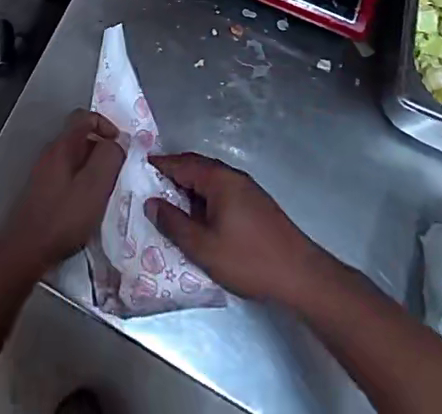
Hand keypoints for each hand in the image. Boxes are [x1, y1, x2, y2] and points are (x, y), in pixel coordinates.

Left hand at [0, 110, 124, 276]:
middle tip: (118, 171)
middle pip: (81, 137)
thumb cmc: (63, 217)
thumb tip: (118, 142)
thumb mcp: (95, 186)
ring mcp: (44, 172)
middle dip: (103, 149)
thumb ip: (109, 158)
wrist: (26, 249)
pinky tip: (90, 204)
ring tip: (107, 190)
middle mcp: (51, 154)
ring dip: (94, 168)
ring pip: (75, 158)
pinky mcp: (43, 191)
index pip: (84, 117)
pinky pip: (68, 175)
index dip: (106, 124)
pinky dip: (83, 182)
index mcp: (62, 146)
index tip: (120, 146)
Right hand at [146, 153, 332, 306]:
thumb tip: (151, 203)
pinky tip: (198, 215)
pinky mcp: (256, 205)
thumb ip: (174, 223)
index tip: (138, 166)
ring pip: (210, 179)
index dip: (159, 164)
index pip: (181, 163)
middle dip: (173, 172)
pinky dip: (204, 196)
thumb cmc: (249, 259)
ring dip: (189, 185)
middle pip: (196, 166)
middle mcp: (233, 176)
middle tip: (150, 183)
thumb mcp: (203, 247)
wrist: (303, 277)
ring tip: (169, 201)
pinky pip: (221, 190)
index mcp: (219, 179)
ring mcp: (247, 189)